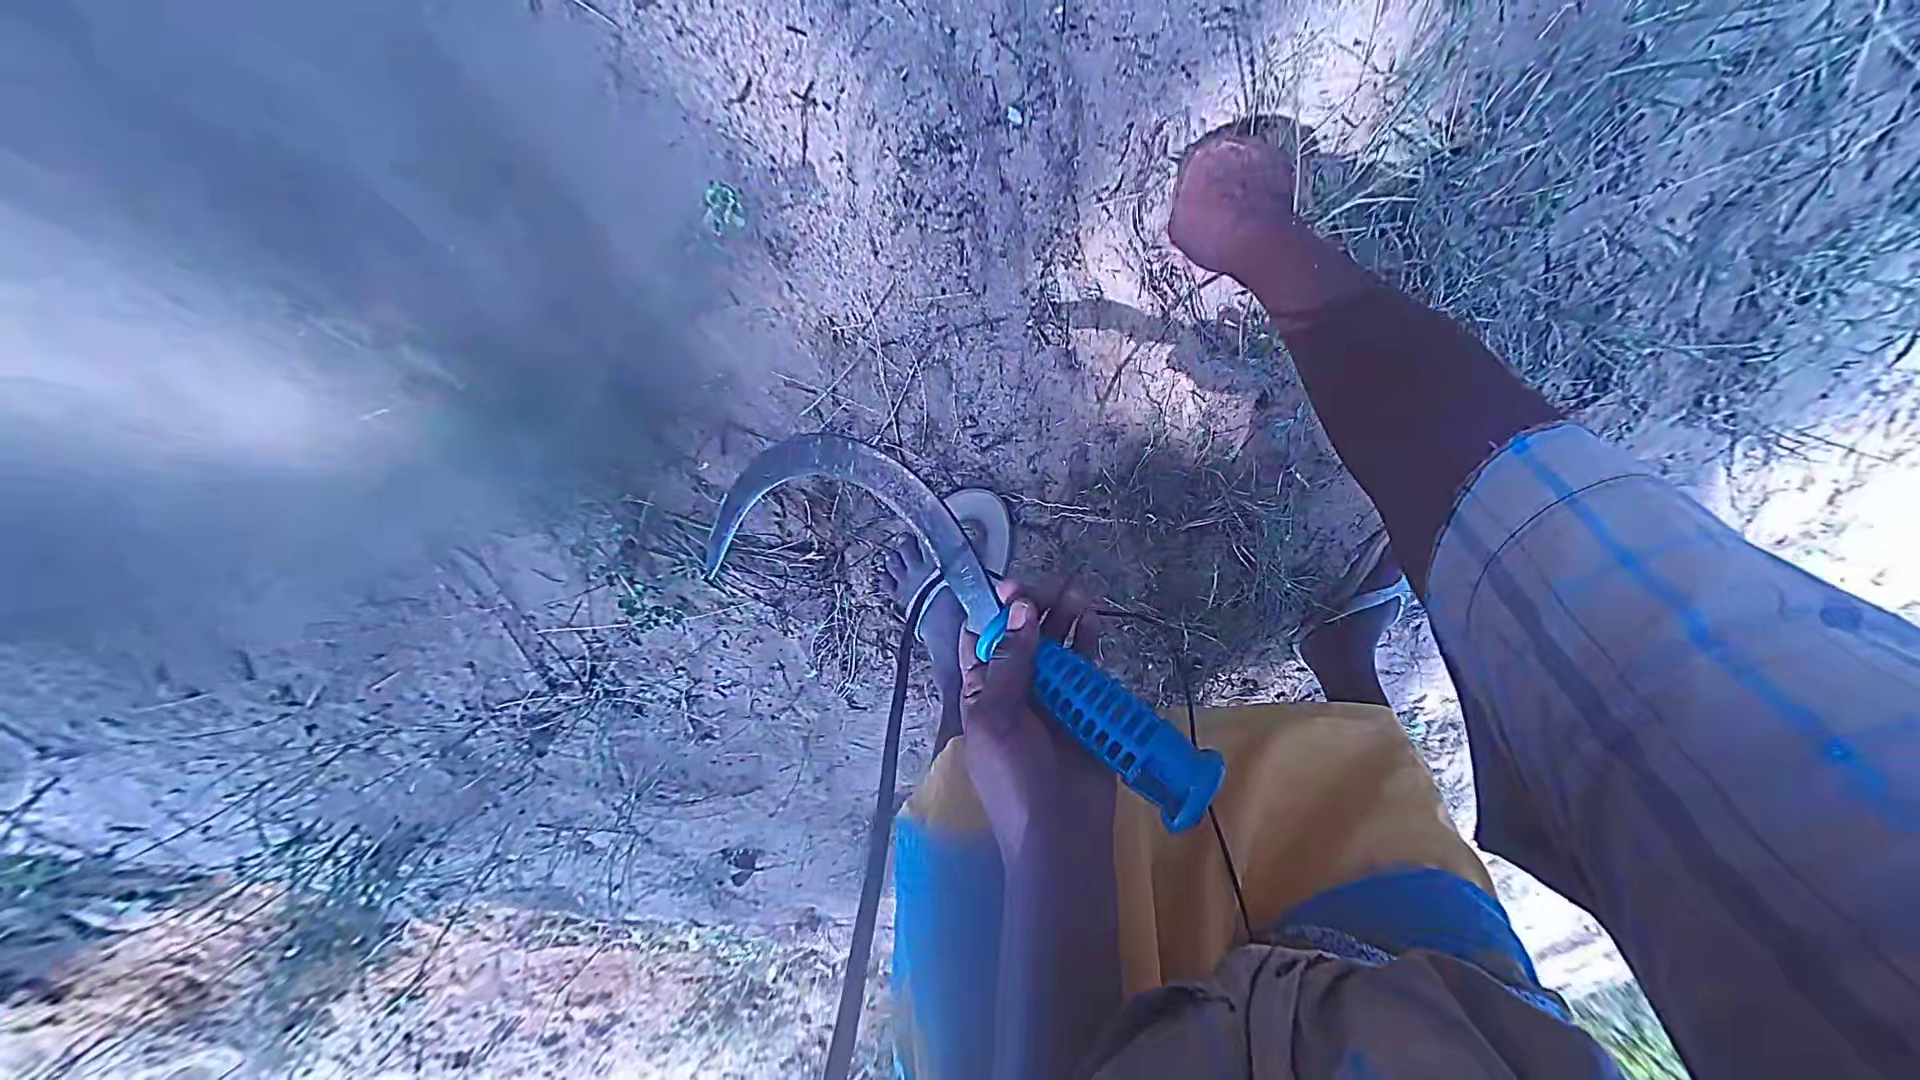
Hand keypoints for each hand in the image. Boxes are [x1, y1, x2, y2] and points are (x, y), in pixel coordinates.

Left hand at [957, 576, 1114, 862]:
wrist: (1061, 831)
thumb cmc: (1014, 776)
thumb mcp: (995, 717)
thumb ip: (1009, 663)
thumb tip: (1021, 610)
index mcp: (981, 691)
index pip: (982, 640)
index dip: (994, 612)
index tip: (1012, 589)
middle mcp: (1014, 687)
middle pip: (1022, 636)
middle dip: (1035, 608)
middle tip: (1052, 587)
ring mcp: (1050, 695)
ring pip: (1055, 645)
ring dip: (1063, 618)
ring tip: (1076, 594)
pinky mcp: (1083, 704)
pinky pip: (1084, 665)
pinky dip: (1086, 641)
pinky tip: (1090, 619)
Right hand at [1168, 125, 1303, 278]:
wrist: (1255, 241)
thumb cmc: (1218, 235)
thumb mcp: (1178, 229)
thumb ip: (1180, 208)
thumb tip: (1183, 212)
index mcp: (1196, 158)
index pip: (1190, 166)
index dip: (1192, 188)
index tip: (1194, 203)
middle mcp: (1228, 146)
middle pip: (1220, 159)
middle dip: (1219, 179)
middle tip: (1217, 205)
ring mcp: (1258, 152)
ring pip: (1245, 163)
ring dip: (1242, 181)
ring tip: (1237, 211)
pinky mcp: (1282, 164)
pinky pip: (1268, 171)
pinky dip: (1263, 186)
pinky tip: (1255, 211)